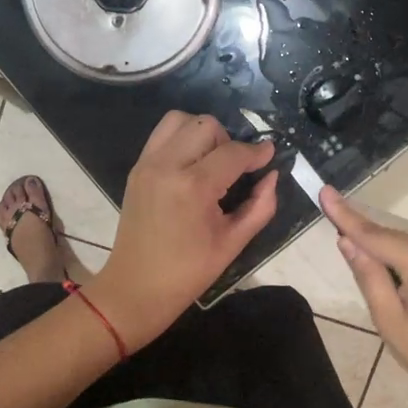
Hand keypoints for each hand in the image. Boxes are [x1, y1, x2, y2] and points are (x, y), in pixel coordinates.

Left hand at [86, 112, 277, 348]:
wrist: (136, 287)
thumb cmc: (188, 273)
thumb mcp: (233, 243)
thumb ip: (260, 206)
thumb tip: (271, 176)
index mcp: (193, 188)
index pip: (233, 152)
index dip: (257, 152)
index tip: (270, 155)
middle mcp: (166, 166)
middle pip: (206, 125)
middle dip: (228, 141)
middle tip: (235, 168)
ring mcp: (147, 164)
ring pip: (180, 120)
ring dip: (202, 133)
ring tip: (211, 162)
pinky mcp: (137, 168)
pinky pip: (162, 135)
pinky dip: (182, 139)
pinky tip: (192, 166)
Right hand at [321, 187, 407, 401]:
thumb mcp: (389, 318)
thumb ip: (368, 275)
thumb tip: (346, 241)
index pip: (374, 235)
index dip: (345, 215)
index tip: (324, 191)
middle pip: (389, 237)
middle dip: (362, 236)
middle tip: (332, 227)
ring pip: (403, 244)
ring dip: (380, 249)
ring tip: (358, 262)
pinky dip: (398, 257)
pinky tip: (384, 269)